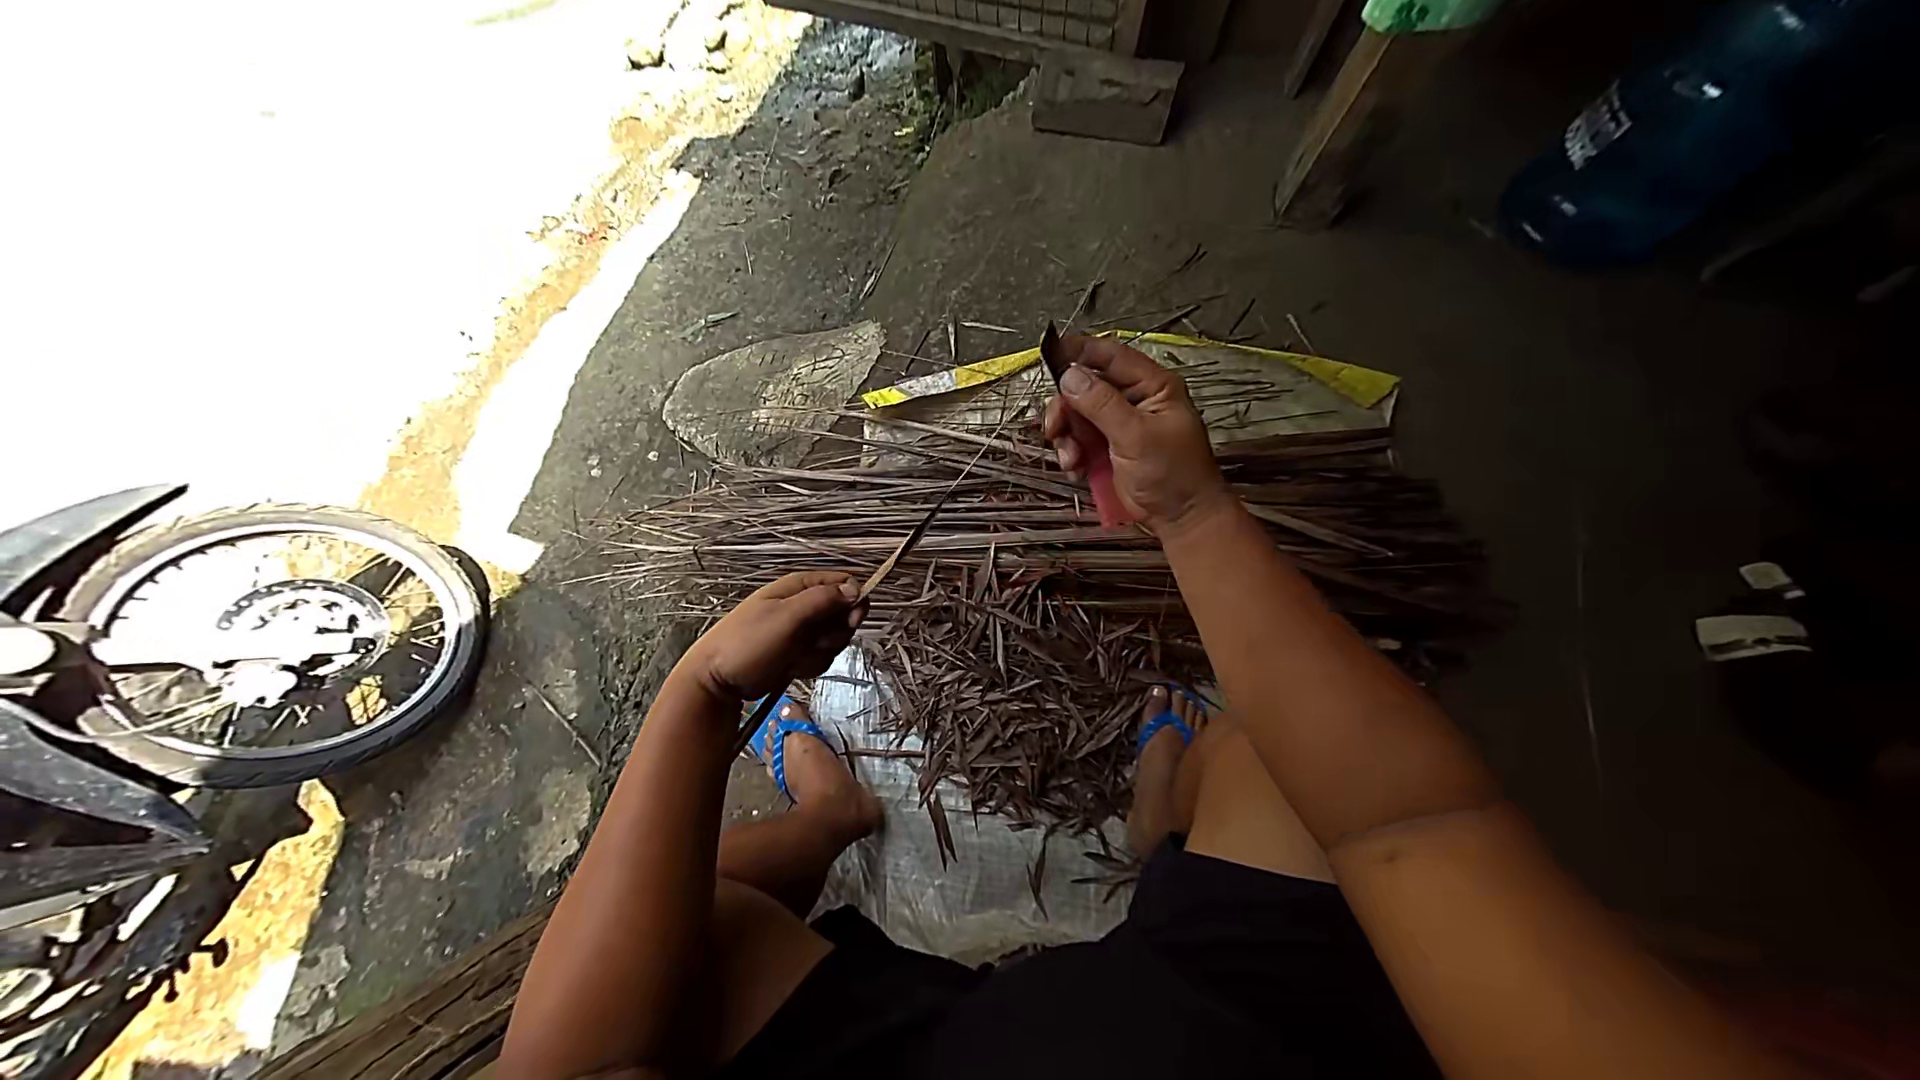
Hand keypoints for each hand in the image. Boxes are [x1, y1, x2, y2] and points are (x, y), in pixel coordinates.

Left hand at [680, 572, 865, 701]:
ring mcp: (800, 631)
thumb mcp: (787, 617)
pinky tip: (793, 667)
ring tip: (795, 656)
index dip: (853, 601)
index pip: (843, 584)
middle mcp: (802, 606)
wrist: (717, 681)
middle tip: (814, 641)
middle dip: (834, 632)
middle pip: (843, 614)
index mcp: (798, 587)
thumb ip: (822, 600)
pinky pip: (821, 656)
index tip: (850, 620)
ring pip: (834, 638)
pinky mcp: (798, 652)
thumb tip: (855, 589)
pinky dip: (811, 664)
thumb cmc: (748, 644)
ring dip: (821, 652)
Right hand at [1042, 335, 1234, 536]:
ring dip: (1067, 436)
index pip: (1111, 356)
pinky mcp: (1106, 450)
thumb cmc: (1174, 475)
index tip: (1051, 354)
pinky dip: (1071, 454)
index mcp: (1151, 386)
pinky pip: (1077, 442)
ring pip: (1076, 416)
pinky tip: (1078, 468)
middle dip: (1066, 407)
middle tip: (1056, 427)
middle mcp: (1132, 401)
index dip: (1079, 353)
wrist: (1180, 519)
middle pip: (1085, 387)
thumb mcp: (1136, 435)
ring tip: (1072, 457)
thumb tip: (1070, 375)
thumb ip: (1101, 404)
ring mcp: (1117, 426)